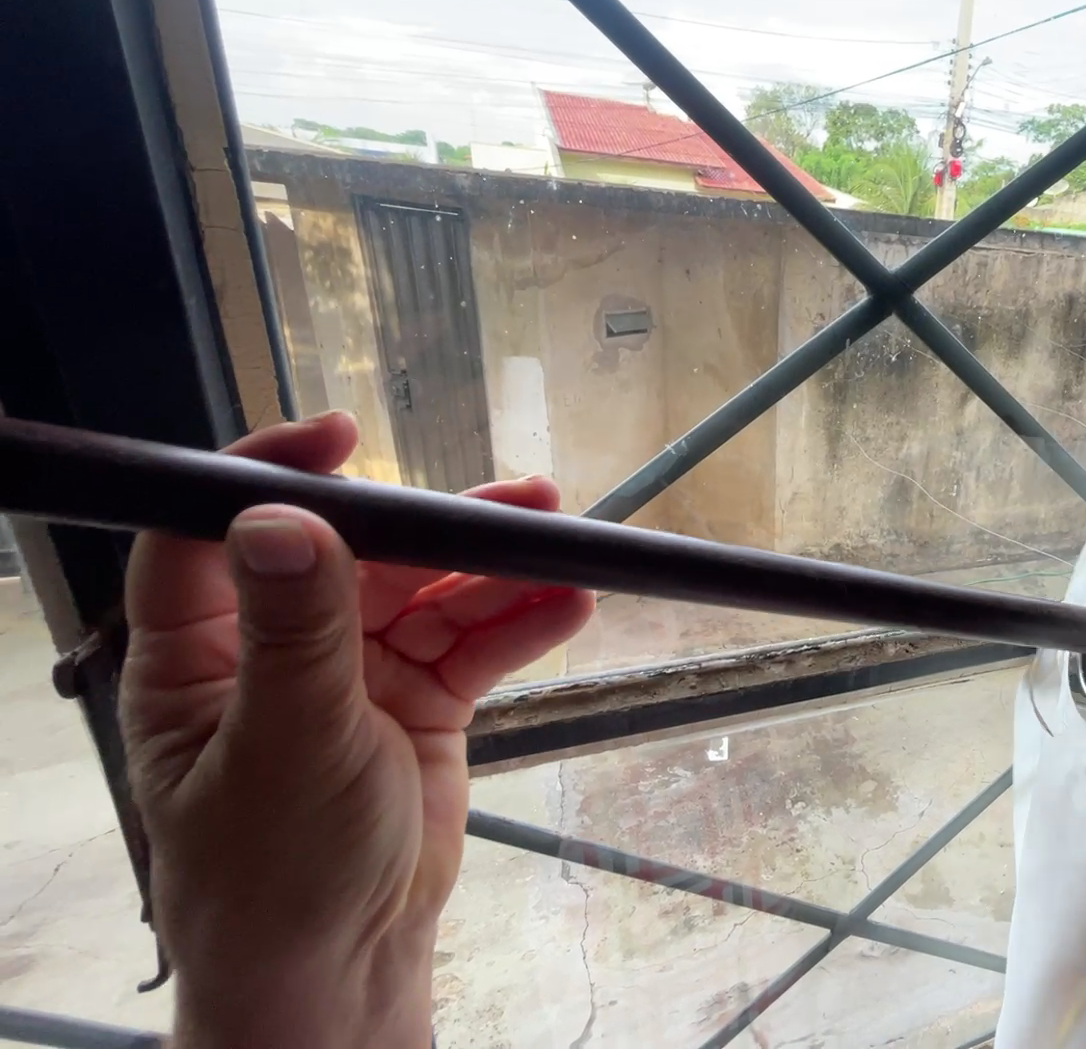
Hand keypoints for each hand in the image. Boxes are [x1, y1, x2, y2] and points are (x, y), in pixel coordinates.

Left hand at [119, 412, 594, 1048]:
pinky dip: (526, 628)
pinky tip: (572, 609)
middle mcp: (290, 649)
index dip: (274, 477)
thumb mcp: (288, 743)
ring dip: (506, 577)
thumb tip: (278, 518)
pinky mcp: (430, 699)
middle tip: (529, 500)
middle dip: (449, 531)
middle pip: (372, 560)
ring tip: (570, 554)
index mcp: (210, 656)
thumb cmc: (280, 864)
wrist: (350, 953)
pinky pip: (482, 647)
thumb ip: (293, 632)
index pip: (219, 541)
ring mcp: (368, 673)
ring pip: (442, 600)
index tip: (347, 437)